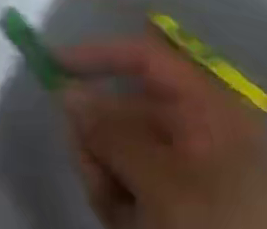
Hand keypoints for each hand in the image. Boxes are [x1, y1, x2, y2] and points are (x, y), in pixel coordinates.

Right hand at [56, 32, 266, 228]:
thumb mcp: (160, 184)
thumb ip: (109, 133)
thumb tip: (67, 92)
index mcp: (214, 114)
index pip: (148, 59)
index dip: (99, 55)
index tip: (53, 66)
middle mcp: (206, 136)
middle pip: (129, 111)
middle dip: (99, 140)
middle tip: (89, 170)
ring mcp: (199, 177)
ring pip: (125, 152)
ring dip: (107, 176)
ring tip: (114, 209)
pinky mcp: (189, 211)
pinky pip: (138, 186)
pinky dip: (122, 203)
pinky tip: (126, 226)